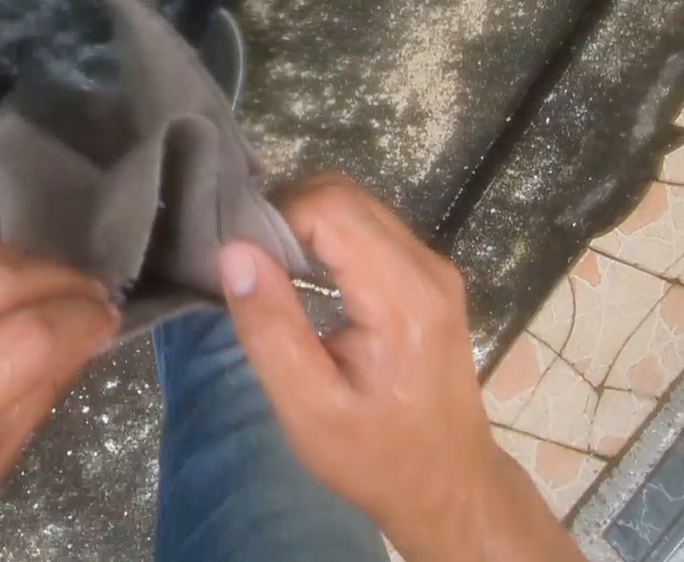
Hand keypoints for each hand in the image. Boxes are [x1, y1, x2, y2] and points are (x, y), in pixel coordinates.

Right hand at [215, 175, 583, 561]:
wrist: (450, 489)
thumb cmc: (376, 456)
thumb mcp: (308, 407)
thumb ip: (269, 327)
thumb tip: (234, 250)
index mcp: (403, 297)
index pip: (331, 208)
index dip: (277, 218)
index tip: (247, 260)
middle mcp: (426, 266)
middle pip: (343, 194)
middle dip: (286, 212)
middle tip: (252, 260)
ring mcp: (431, 266)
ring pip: (354, 202)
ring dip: (303, 219)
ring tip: (273, 267)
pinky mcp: (426, 272)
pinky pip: (366, 223)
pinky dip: (324, 231)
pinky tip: (303, 272)